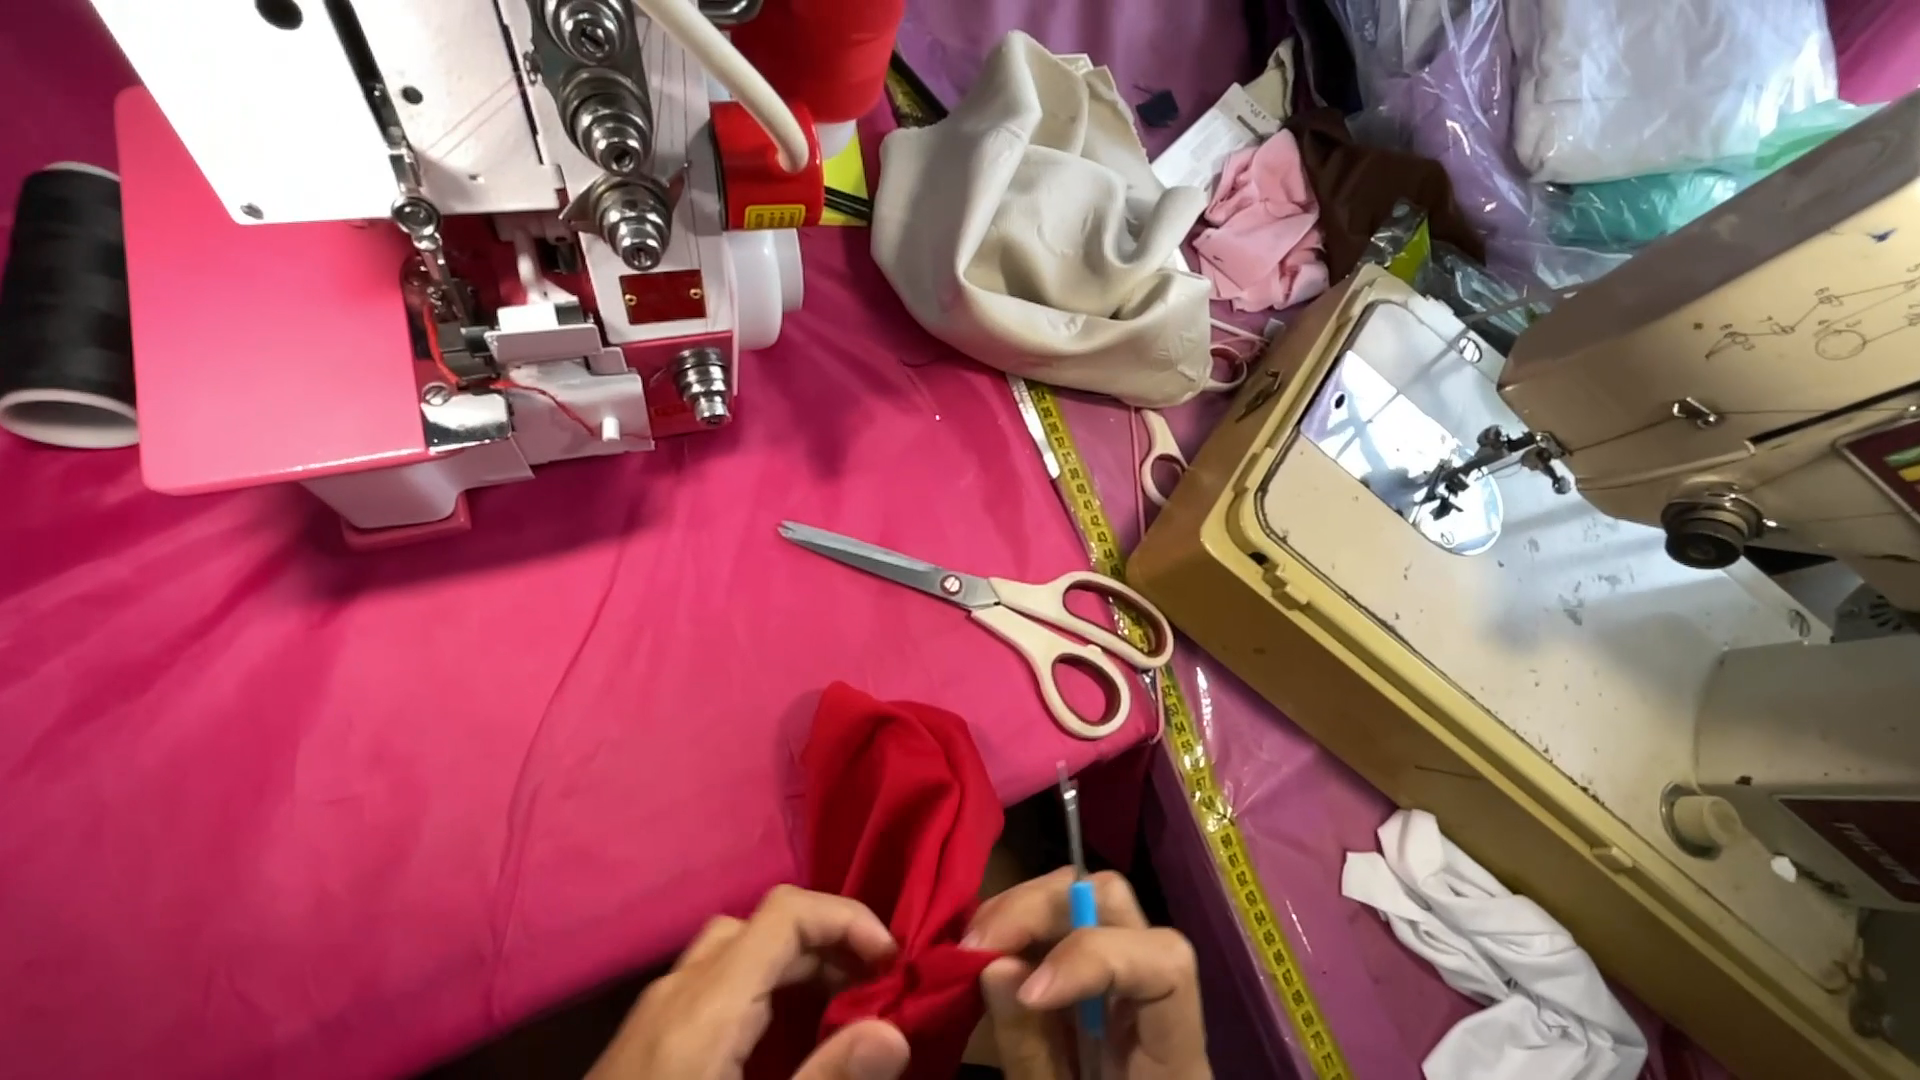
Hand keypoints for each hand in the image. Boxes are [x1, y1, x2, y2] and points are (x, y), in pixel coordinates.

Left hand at [586, 885, 911, 1079]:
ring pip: (736, 950)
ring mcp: (654, 1013)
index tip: (890, 961)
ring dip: (796, 963)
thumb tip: (894, 1033)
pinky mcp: (645, 1038)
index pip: (784, 912)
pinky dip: (763, 986)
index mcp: (704, 1006)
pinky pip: (714, 982)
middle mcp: (677, 991)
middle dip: (829, 944)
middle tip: (876, 989)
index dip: (846, 918)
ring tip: (840, 1006)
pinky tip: (782, 1036)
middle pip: (763, 927)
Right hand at [965, 868, 1209, 1079]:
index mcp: (1174, 1055)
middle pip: (1118, 905)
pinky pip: (1059, 925)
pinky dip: (1018, 923)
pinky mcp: (1091, 979)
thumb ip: (1030, 1050)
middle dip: (1043, 906)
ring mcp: (1123, 978)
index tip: (1029, 990)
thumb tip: (996, 964)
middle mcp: (1156, 995)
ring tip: (974, 943)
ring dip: (1024, 908)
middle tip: (978, 941)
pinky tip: (983, 946)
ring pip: (1086, 899)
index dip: (1094, 956)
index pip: (1166, 964)